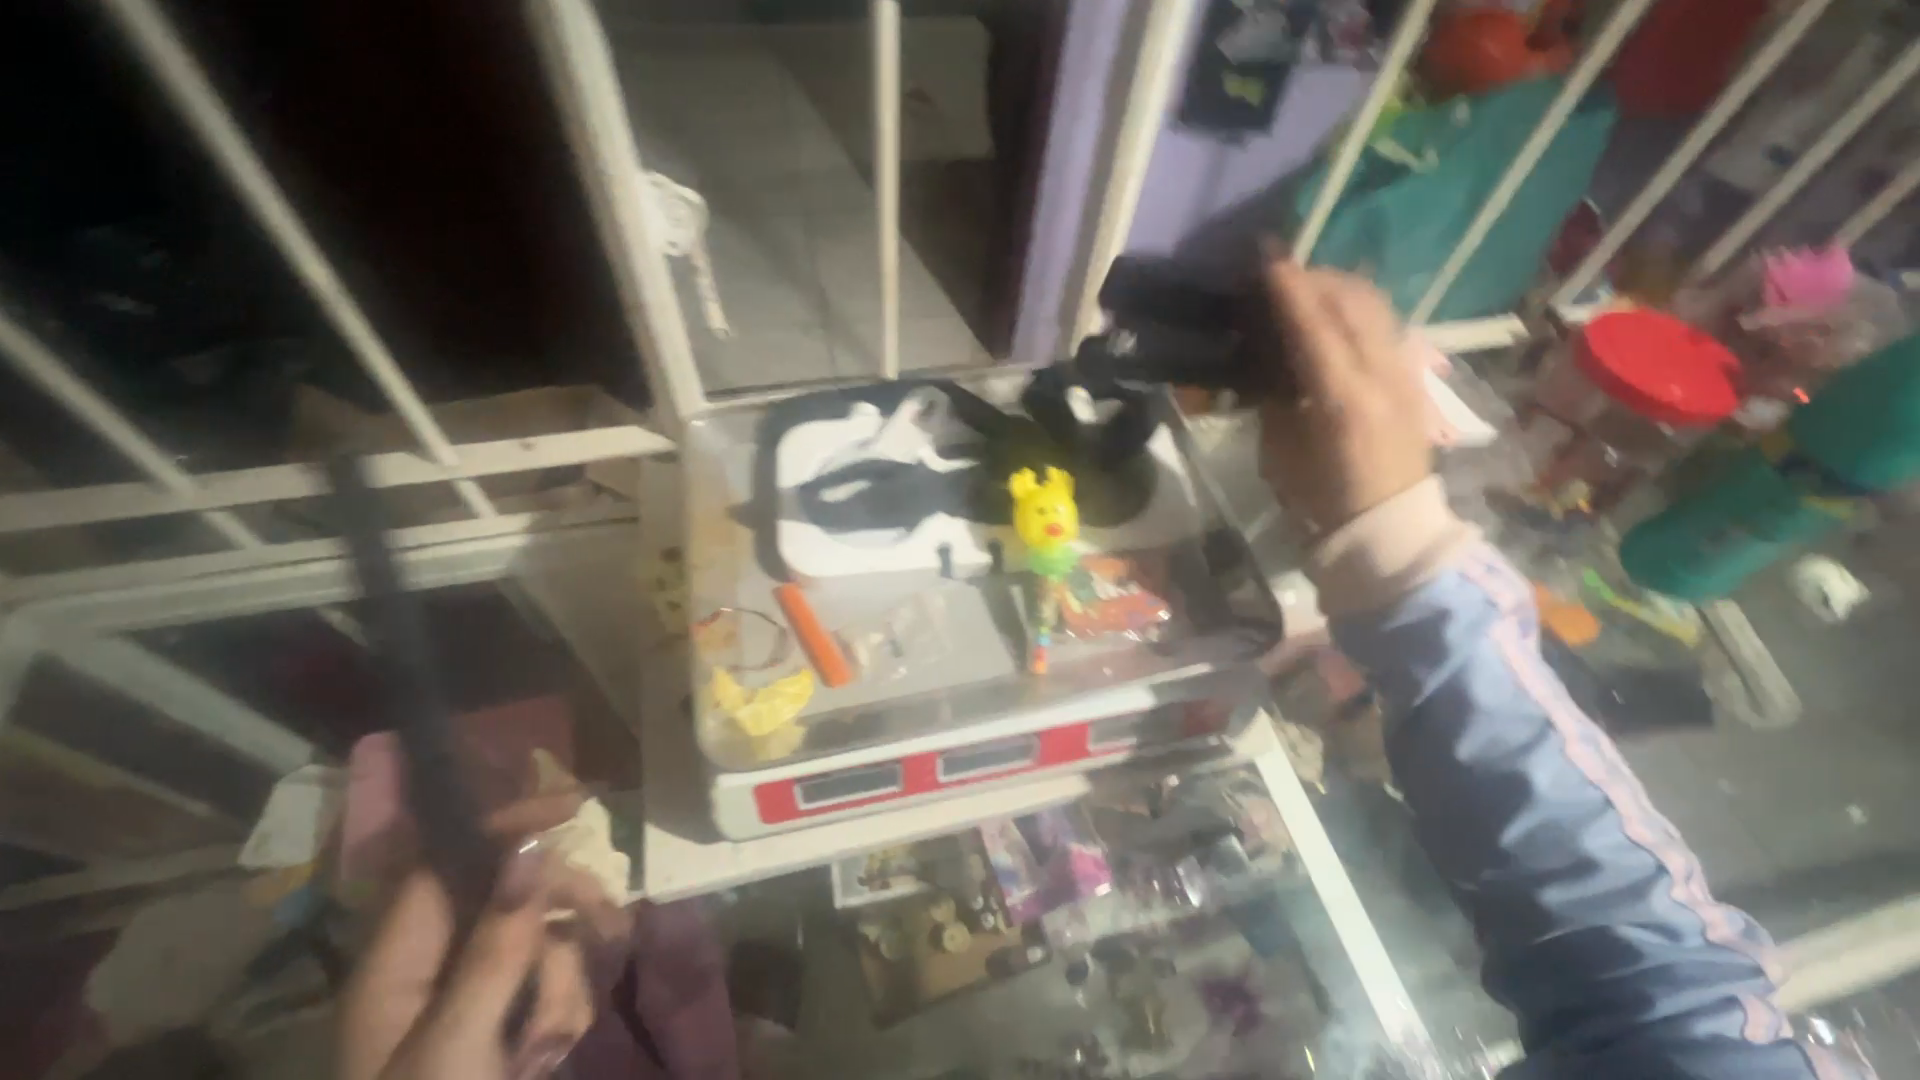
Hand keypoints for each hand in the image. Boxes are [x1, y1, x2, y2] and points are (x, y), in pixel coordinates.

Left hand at [339, 795, 628, 1079]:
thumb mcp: (458, 1047)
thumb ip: (495, 946)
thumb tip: (529, 847)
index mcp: (398, 964)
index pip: (448, 861)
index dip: (506, 823)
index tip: (575, 808)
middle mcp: (436, 968)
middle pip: (511, 892)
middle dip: (560, 910)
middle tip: (603, 925)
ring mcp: (476, 996)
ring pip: (543, 938)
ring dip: (562, 982)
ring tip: (548, 1048)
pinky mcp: (508, 1022)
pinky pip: (555, 981)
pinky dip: (564, 1009)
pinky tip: (552, 1054)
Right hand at [1257, 257, 1431, 533]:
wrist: (1387, 529)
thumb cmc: (1321, 501)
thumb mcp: (1282, 453)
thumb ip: (1278, 398)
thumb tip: (1270, 360)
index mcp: (1344, 401)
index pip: (1315, 328)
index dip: (1290, 289)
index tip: (1267, 259)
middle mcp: (1382, 378)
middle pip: (1353, 303)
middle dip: (1316, 278)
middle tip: (1280, 271)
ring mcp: (1405, 375)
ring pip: (1376, 307)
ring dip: (1340, 288)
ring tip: (1308, 285)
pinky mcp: (1414, 379)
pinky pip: (1386, 326)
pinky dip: (1358, 309)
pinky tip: (1337, 315)